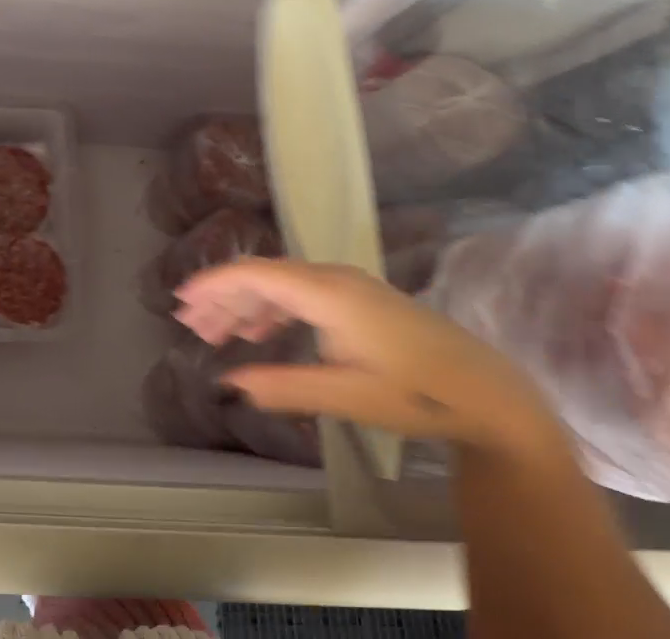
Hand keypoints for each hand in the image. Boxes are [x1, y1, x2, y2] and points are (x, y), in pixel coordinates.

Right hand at [173, 260, 561, 456]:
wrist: (489, 393)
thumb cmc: (417, 394)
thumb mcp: (346, 396)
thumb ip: (283, 386)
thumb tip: (229, 381)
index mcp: (327, 293)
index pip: (255, 274)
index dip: (213, 283)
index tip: (180, 299)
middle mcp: (333, 278)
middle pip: (263, 275)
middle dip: (222, 297)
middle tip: (190, 324)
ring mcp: (349, 286)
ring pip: (280, 283)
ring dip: (245, 304)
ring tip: (215, 332)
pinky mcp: (360, 300)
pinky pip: (300, 293)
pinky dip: (272, 309)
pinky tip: (260, 332)